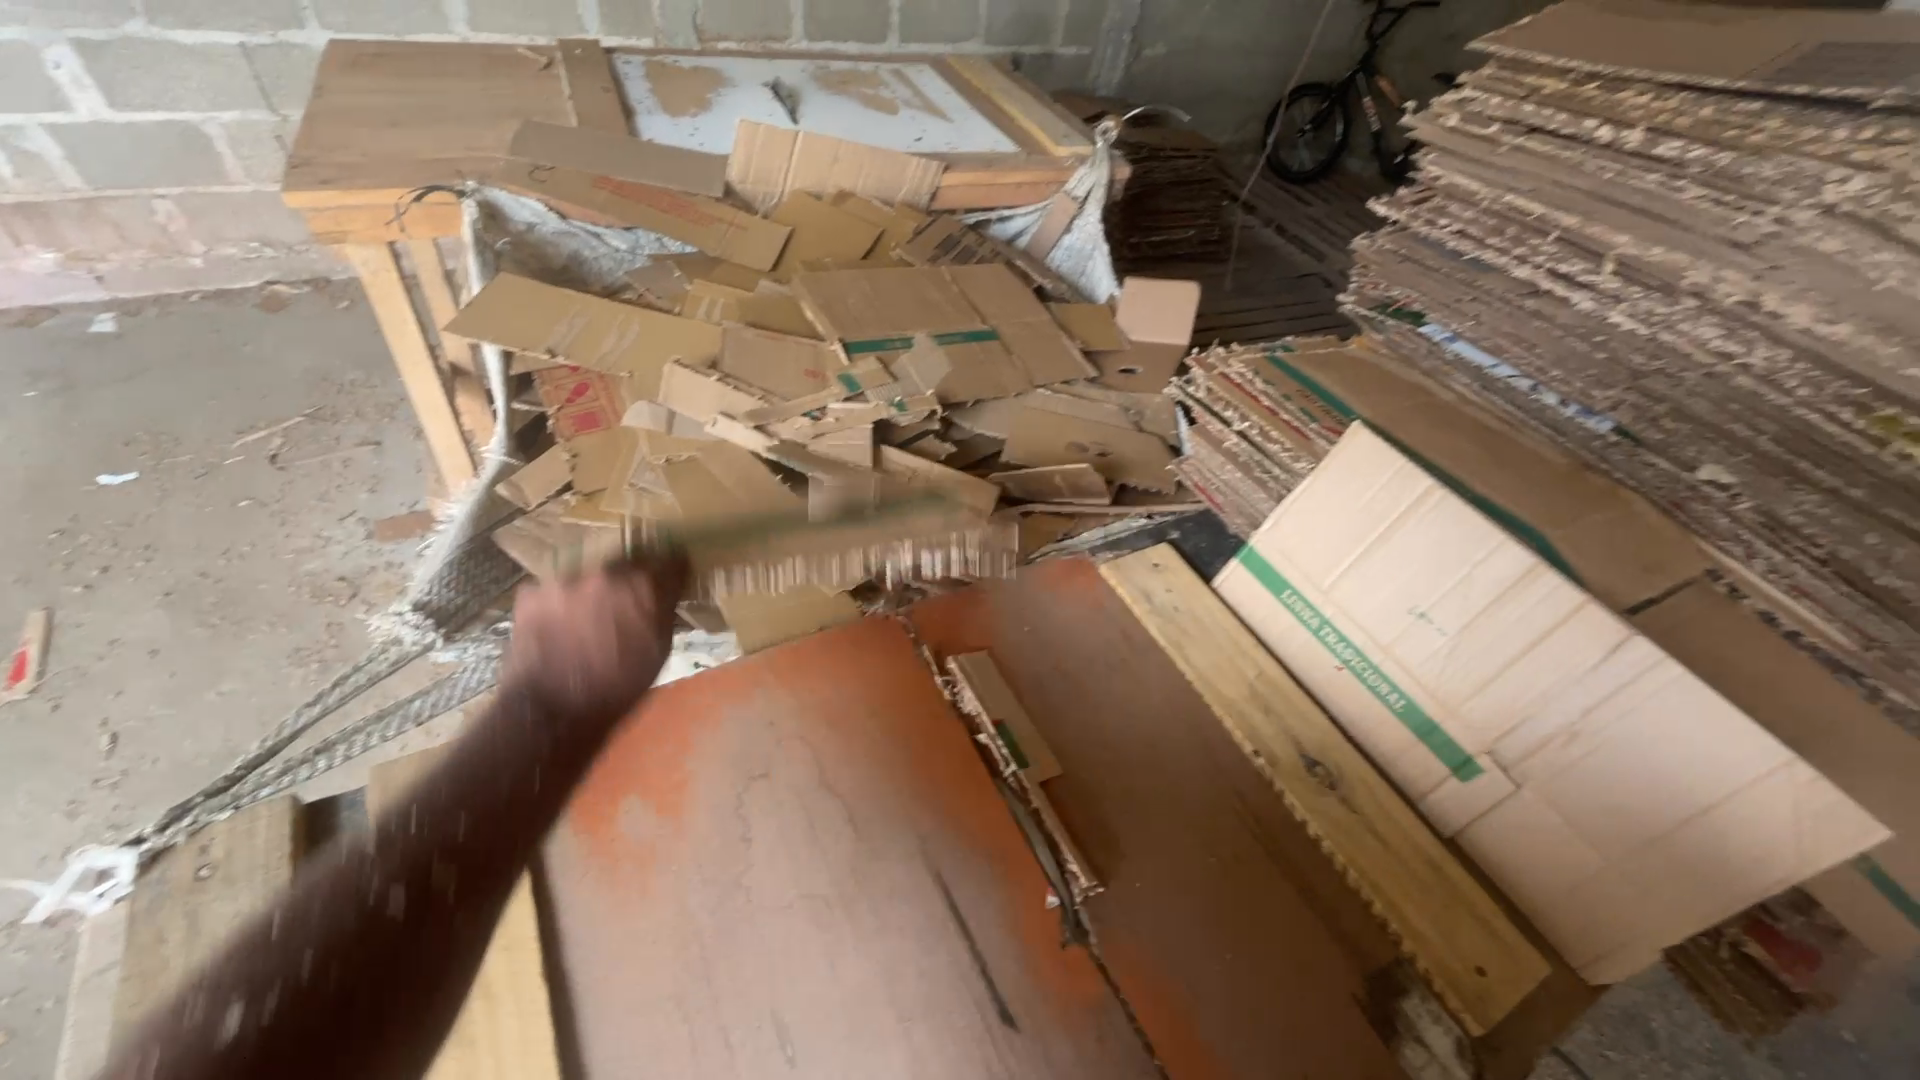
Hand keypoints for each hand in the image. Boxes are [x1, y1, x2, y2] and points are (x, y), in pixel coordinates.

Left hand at [501, 558, 686, 720]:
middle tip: (628, 603)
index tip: (671, 580)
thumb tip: (667, 593)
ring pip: (590, 571)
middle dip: (632, 578)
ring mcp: (566, 577)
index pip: (671, 559)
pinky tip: (562, 625)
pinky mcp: (533, 589)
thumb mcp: (660, 650)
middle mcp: (607, 570)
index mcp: (646, 585)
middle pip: (628, 561)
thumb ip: (664, 611)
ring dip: (595, 587)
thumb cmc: (618, 687)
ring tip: (590, 616)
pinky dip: (562, 601)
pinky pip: (557, 586)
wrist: (553, 710)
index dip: (672, 571)